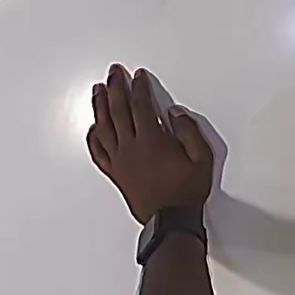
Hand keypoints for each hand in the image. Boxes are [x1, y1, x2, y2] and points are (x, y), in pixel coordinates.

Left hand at [86, 65, 213, 223]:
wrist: (171, 221)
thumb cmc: (185, 192)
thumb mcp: (202, 158)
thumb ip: (188, 131)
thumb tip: (175, 113)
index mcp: (151, 140)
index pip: (141, 105)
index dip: (139, 87)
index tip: (138, 76)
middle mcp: (131, 148)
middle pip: (118, 110)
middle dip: (115, 87)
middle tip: (114, 73)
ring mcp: (120, 161)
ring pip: (104, 126)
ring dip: (100, 105)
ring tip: (98, 90)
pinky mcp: (116, 173)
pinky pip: (98, 151)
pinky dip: (93, 137)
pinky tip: (92, 128)